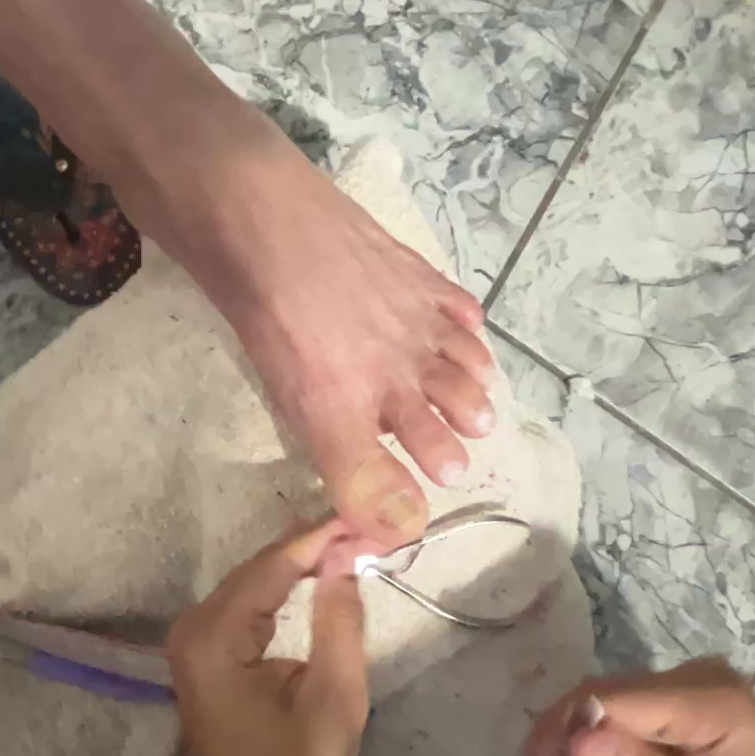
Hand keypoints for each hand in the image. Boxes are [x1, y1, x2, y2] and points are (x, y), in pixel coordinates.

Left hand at [157, 130, 497, 547]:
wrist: (271, 226)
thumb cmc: (284, 328)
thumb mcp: (318, 413)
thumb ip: (362, 471)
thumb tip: (406, 528)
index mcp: (388, 392)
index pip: (422, 435)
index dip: (437, 456)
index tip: (452, 473)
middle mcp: (410, 351)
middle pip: (447, 387)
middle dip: (463, 413)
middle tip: (478, 426)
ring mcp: (409, 301)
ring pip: (452, 343)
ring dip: (470, 367)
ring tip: (483, 382)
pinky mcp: (400, 260)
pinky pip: (445, 293)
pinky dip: (462, 312)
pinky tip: (466, 316)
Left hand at [165, 519, 371, 755]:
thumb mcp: (334, 700)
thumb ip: (340, 622)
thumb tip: (344, 557)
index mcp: (215, 637)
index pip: (272, 566)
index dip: (320, 537)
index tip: (365, 516)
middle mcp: (193, 626)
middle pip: (259, 568)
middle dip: (311, 545)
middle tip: (366, 526)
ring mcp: (193, 637)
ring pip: (253, 581)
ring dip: (300, 563)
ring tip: (351, 542)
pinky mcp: (203, 649)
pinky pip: (247, 603)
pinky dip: (283, 587)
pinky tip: (316, 572)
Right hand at [513, 657, 754, 755]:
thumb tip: (568, 742)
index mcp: (704, 696)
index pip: (606, 698)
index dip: (558, 731)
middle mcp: (696, 674)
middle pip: (606, 693)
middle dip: (560, 735)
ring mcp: (698, 684)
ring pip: (615, 698)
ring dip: (576, 734)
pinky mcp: (699, 701)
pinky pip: (636, 707)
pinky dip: (605, 733)